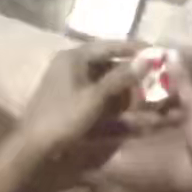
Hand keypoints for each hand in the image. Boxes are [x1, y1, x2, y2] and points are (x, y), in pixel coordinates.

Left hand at [14, 41, 143, 157]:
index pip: (110, 45)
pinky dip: (109, 94)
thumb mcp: (95, 98)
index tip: (156, 51)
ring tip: (142, 89)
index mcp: (74, 56)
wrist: (34, 145)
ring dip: (121, 82)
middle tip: (152, 73)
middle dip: (129, 68)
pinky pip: (94, 89)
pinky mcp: (67, 96)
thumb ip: (121, 78)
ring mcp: (67, 80)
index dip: (134, 48)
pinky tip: (123, 102)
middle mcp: (70, 63)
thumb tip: (148, 59)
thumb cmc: (63, 118)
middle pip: (106, 60)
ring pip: (101, 76)